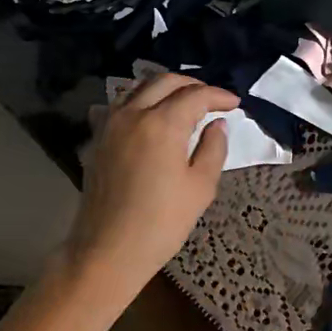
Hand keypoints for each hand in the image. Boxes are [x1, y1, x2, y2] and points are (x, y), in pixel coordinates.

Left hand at [65, 73, 237, 297]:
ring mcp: (109, 125)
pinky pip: (119, 106)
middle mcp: (131, 114)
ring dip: (163, 89)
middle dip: (191, 85)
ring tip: (183, 104)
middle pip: (163, 82)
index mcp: (161, 124)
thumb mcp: (200, 187)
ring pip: (137, 89)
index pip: (195, 96)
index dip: (218, 95)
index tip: (234, 103)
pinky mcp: (97, 139)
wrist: (108, 248)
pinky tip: (150, 117)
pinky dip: (139, 102)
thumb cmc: (161, 223)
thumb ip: (212, 148)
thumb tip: (216, 124)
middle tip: (211, 99)